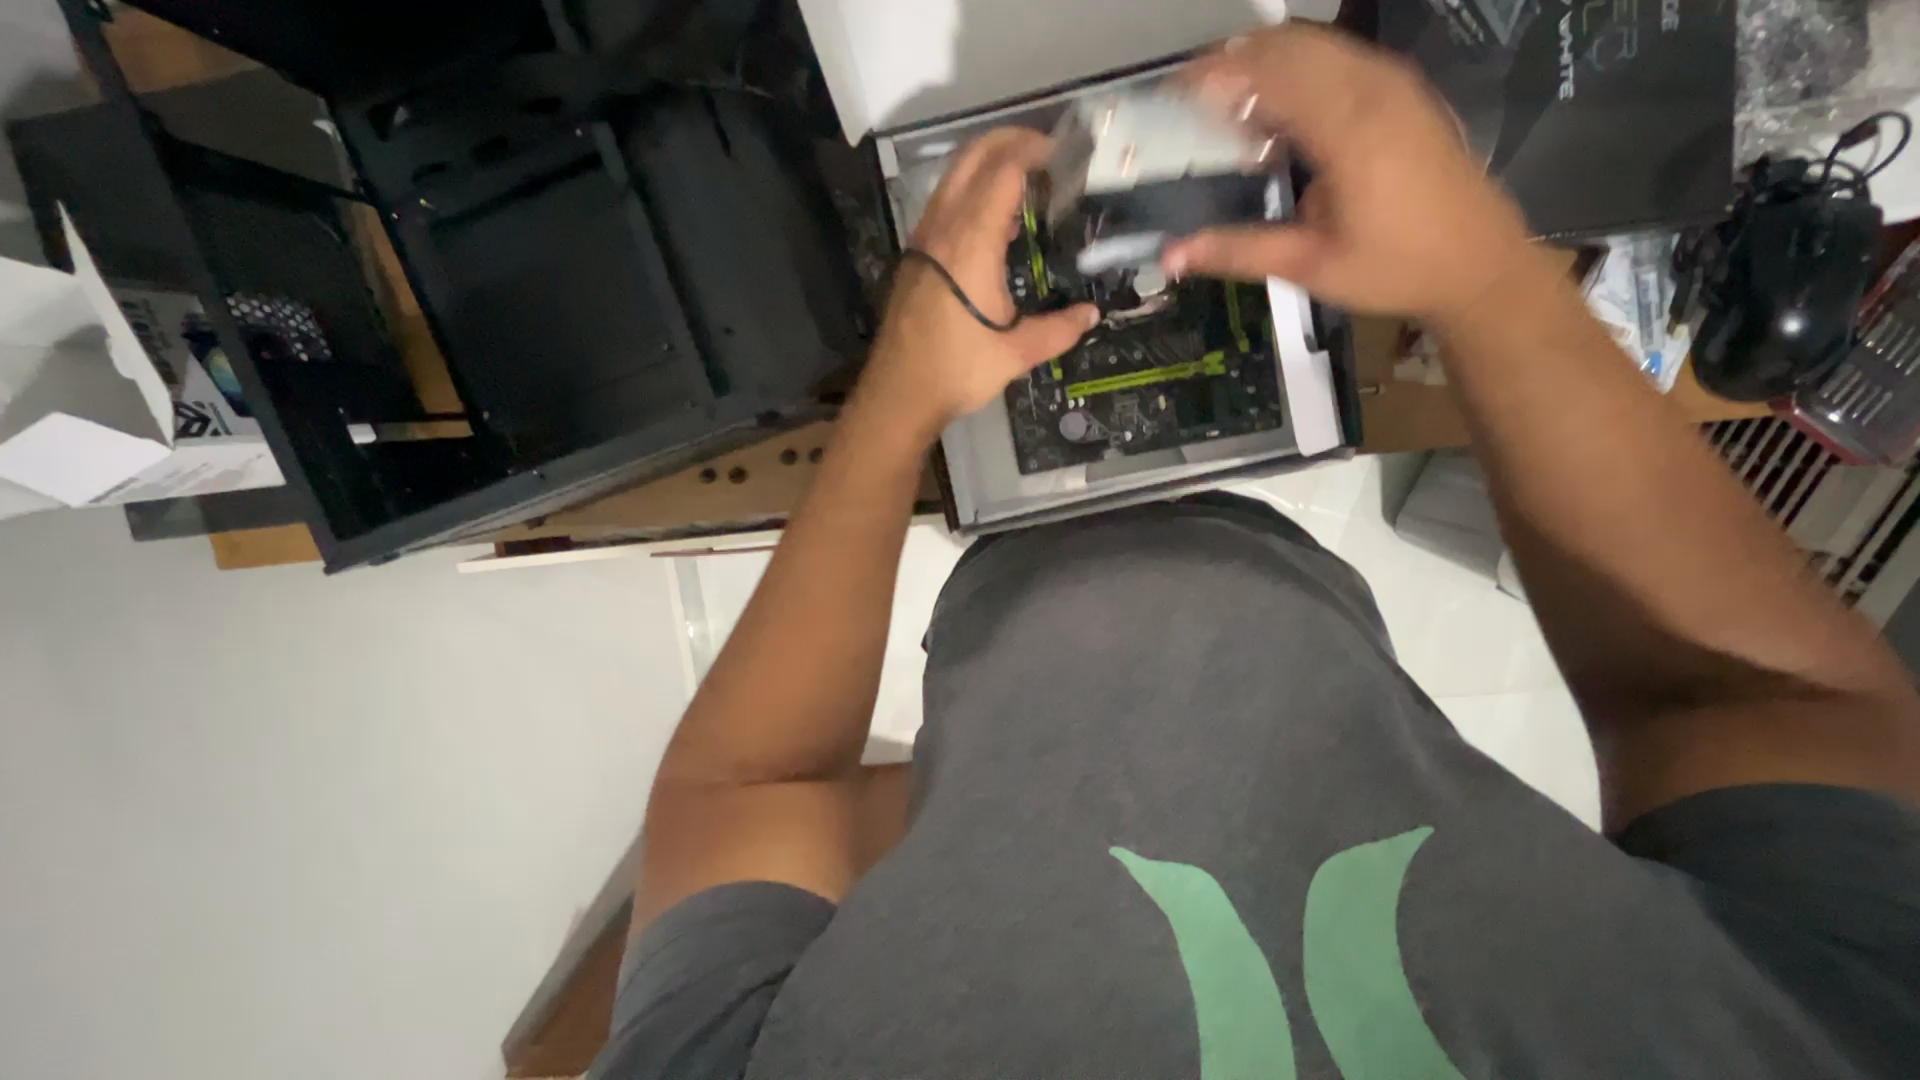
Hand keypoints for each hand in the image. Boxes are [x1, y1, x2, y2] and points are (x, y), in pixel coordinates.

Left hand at [859, 129, 1098, 442]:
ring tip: (1026, 181)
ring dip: (987, 164)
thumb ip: (1058, 330)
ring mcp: (923, 239)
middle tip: (1047, 151)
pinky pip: (944, 203)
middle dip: (1009, 141)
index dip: (1034, 150)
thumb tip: (1091, 315)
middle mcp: (943, 228)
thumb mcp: (1016, 354)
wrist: (898, 394)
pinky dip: (971, 191)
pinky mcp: (915, 256)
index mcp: (971, 242)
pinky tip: (994, 220)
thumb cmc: (956, 371)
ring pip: (953, 177)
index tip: (1064, 153)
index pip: (1002, 169)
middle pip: (973, 157)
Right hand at [1163, 25, 1545, 323]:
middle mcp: (1372, 88)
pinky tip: (1274, 110)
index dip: (1212, 77)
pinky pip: (1338, 58)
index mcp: (1348, 128)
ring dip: (1263, 60)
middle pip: (1288, 44)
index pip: (1267, 74)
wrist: (1478, 263)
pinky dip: (1296, 69)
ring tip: (1220, 100)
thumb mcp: (1310, 265)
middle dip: (1231, 60)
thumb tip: (1171, 256)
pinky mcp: (1402, 91)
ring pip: (1315, 44)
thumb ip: (1238, 250)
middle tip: (1186, 96)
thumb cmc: (1394, 268)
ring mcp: (1393, 84)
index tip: (1170, 96)